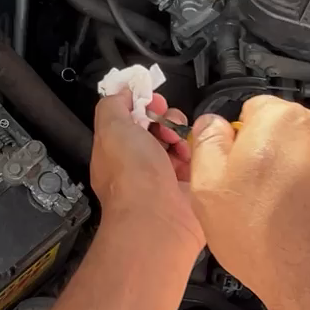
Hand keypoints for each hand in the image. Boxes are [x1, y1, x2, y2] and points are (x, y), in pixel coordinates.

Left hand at [89, 91, 202, 253]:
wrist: (158, 218)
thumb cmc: (131, 175)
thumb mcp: (111, 127)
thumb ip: (113, 104)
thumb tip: (124, 91)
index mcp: (116, 151)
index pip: (129, 120)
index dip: (141, 105)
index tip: (152, 99)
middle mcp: (139, 165)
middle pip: (156, 129)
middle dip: (165, 118)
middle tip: (167, 121)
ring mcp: (164, 178)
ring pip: (178, 144)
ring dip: (182, 135)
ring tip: (181, 142)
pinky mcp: (188, 188)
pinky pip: (197, 162)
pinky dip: (198, 154)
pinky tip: (193, 155)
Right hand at [187, 96, 309, 309]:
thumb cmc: (269, 241)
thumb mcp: (208, 192)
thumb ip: (207, 147)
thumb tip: (211, 127)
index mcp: (279, 121)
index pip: (253, 110)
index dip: (241, 141)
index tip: (237, 168)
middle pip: (289, 132)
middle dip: (275, 157)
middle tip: (260, 200)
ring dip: (305, 176)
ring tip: (290, 218)